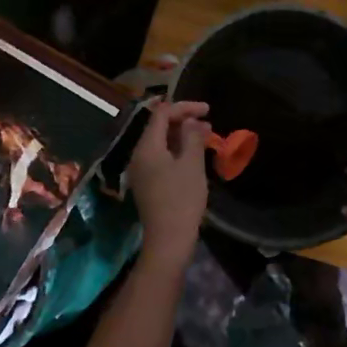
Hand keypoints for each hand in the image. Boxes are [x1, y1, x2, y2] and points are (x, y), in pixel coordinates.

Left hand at [128, 99, 210, 263]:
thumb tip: (191, 121)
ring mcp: (141, 170)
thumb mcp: (191, 165)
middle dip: (182, 120)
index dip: (184, 107)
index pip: (161, 114)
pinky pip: (160, 157)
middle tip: (208, 123)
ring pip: (160, 143)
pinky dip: (176, 150)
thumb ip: (191, 137)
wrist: (169, 239)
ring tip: (205, 136)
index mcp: (146, 147)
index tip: (207, 110)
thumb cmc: (182, 199)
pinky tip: (193, 155)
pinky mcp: (147, 183)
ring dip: (181, 136)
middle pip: (157, 127)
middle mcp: (138, 155)